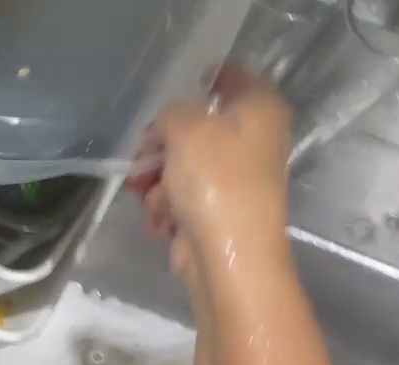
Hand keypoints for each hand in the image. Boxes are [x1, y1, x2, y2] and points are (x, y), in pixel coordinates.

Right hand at [134, 66, 292, 281]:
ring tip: (150, 202)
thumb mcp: (187, 130)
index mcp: (259, 107)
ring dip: (157, 184)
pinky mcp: (218, 209)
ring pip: (183, 167)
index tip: (162, 106)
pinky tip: (160, 222)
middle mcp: (253, 137)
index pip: (228, 77)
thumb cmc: (215, 182)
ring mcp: (236, 176)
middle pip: (196, 129)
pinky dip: (167, 208)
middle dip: (161, 149)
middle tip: (139, 164)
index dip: (194, 84)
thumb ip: (172, 113)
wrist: (228, 252)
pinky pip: (183, 198)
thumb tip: (167, 123)